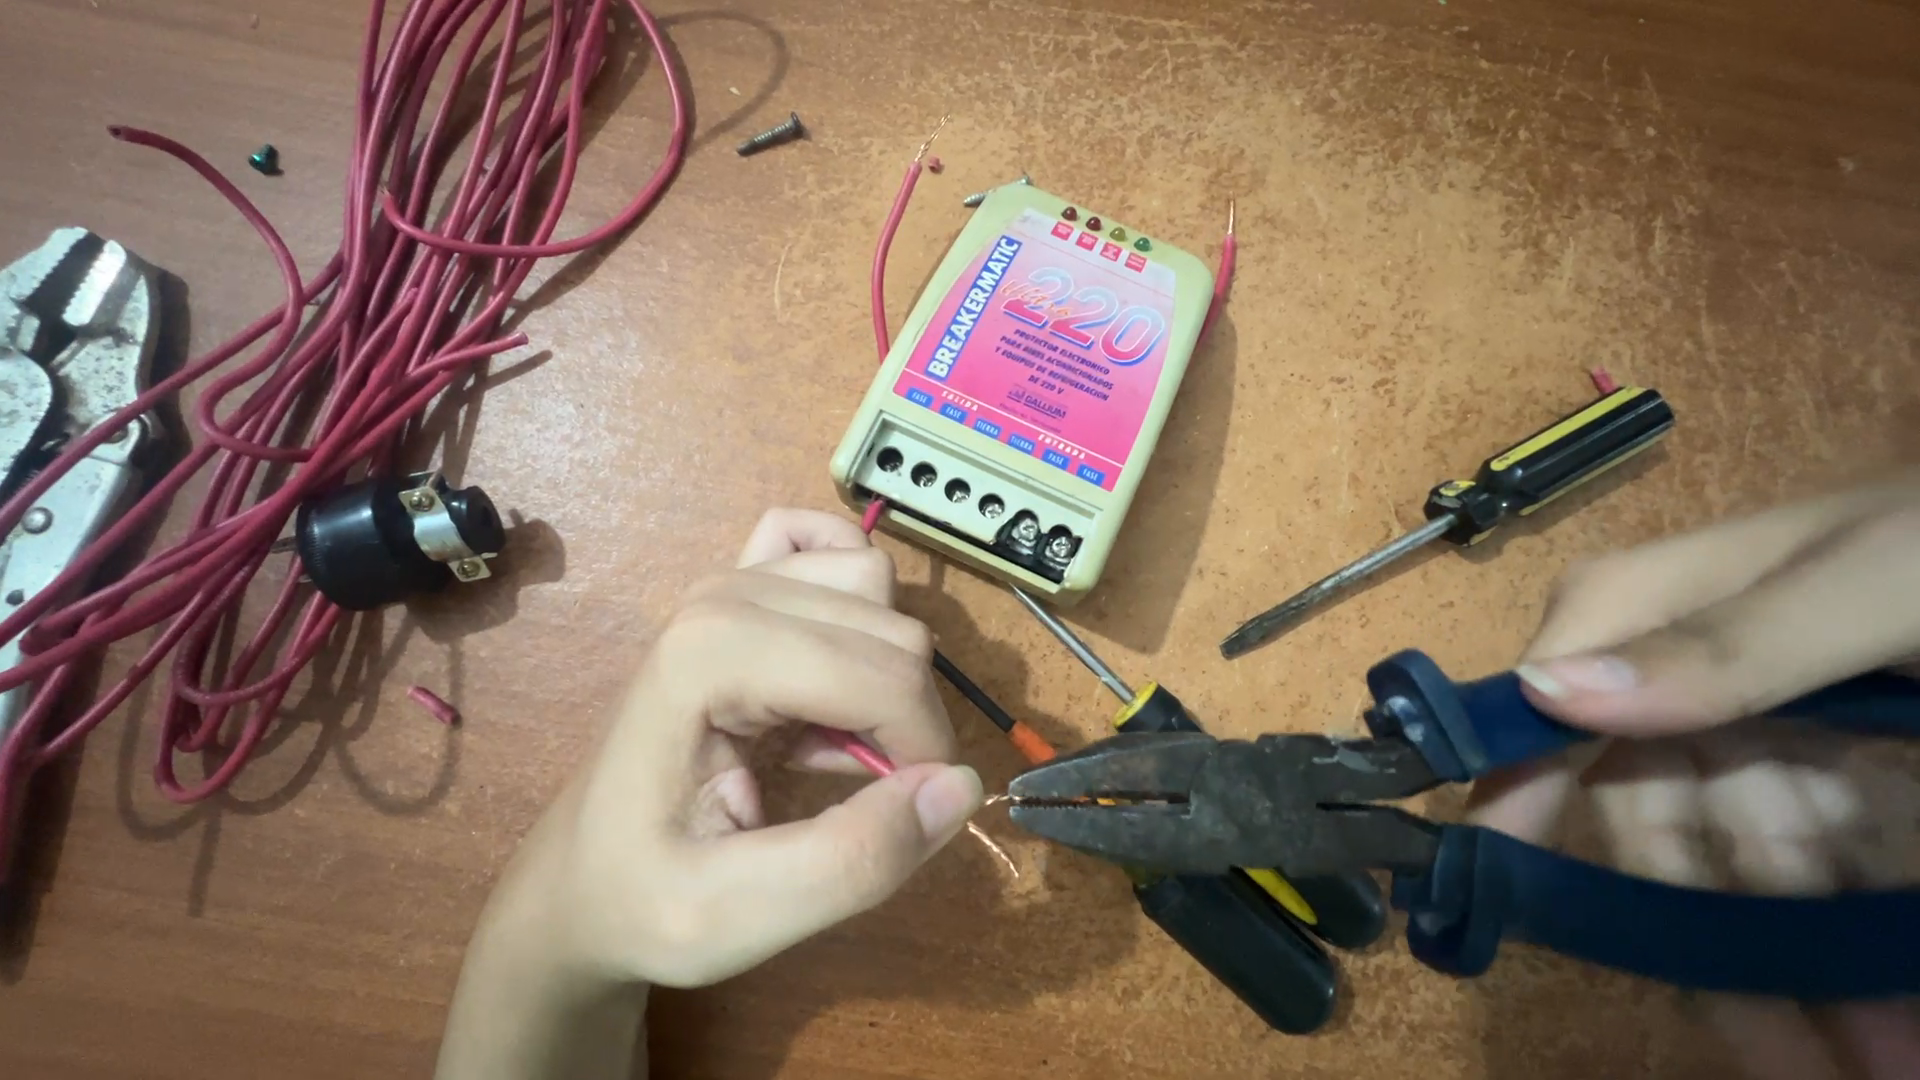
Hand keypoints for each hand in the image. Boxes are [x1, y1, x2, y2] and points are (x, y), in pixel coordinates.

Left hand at [437, 509, 982, 1079]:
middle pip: (894, 632)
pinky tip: (828, 663)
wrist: (586, 873)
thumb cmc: (644, 897)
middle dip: (906, 719)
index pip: (886, 675)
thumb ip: (854, 860)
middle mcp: (727, 592)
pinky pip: (836, 548)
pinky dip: (857, 604)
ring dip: (881, 671)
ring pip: (879, 591)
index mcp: (713, 653)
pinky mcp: (745, 581)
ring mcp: (735, 577)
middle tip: (859, 790)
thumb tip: (960, 784)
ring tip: (827, 740)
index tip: (900, 819)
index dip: (921, 752)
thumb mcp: (735, 919)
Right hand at [1469, 470, 1919, 1079]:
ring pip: (1725, 853)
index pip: (1528, 722)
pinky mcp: (1804, 755)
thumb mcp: (1870, 586)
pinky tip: (1889, 995)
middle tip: (1801, 1063)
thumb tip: (1540, 696)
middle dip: (1704, 935)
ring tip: (1877, 1058)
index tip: (1495, 908)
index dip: (1505, 810)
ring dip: (1793, 957)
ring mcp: (1731, 718)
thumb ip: (1721, 643)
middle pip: (1636, 816)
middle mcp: (1649, 674)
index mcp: (1622, 617)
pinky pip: (1802, 854)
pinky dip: (1844, 930)